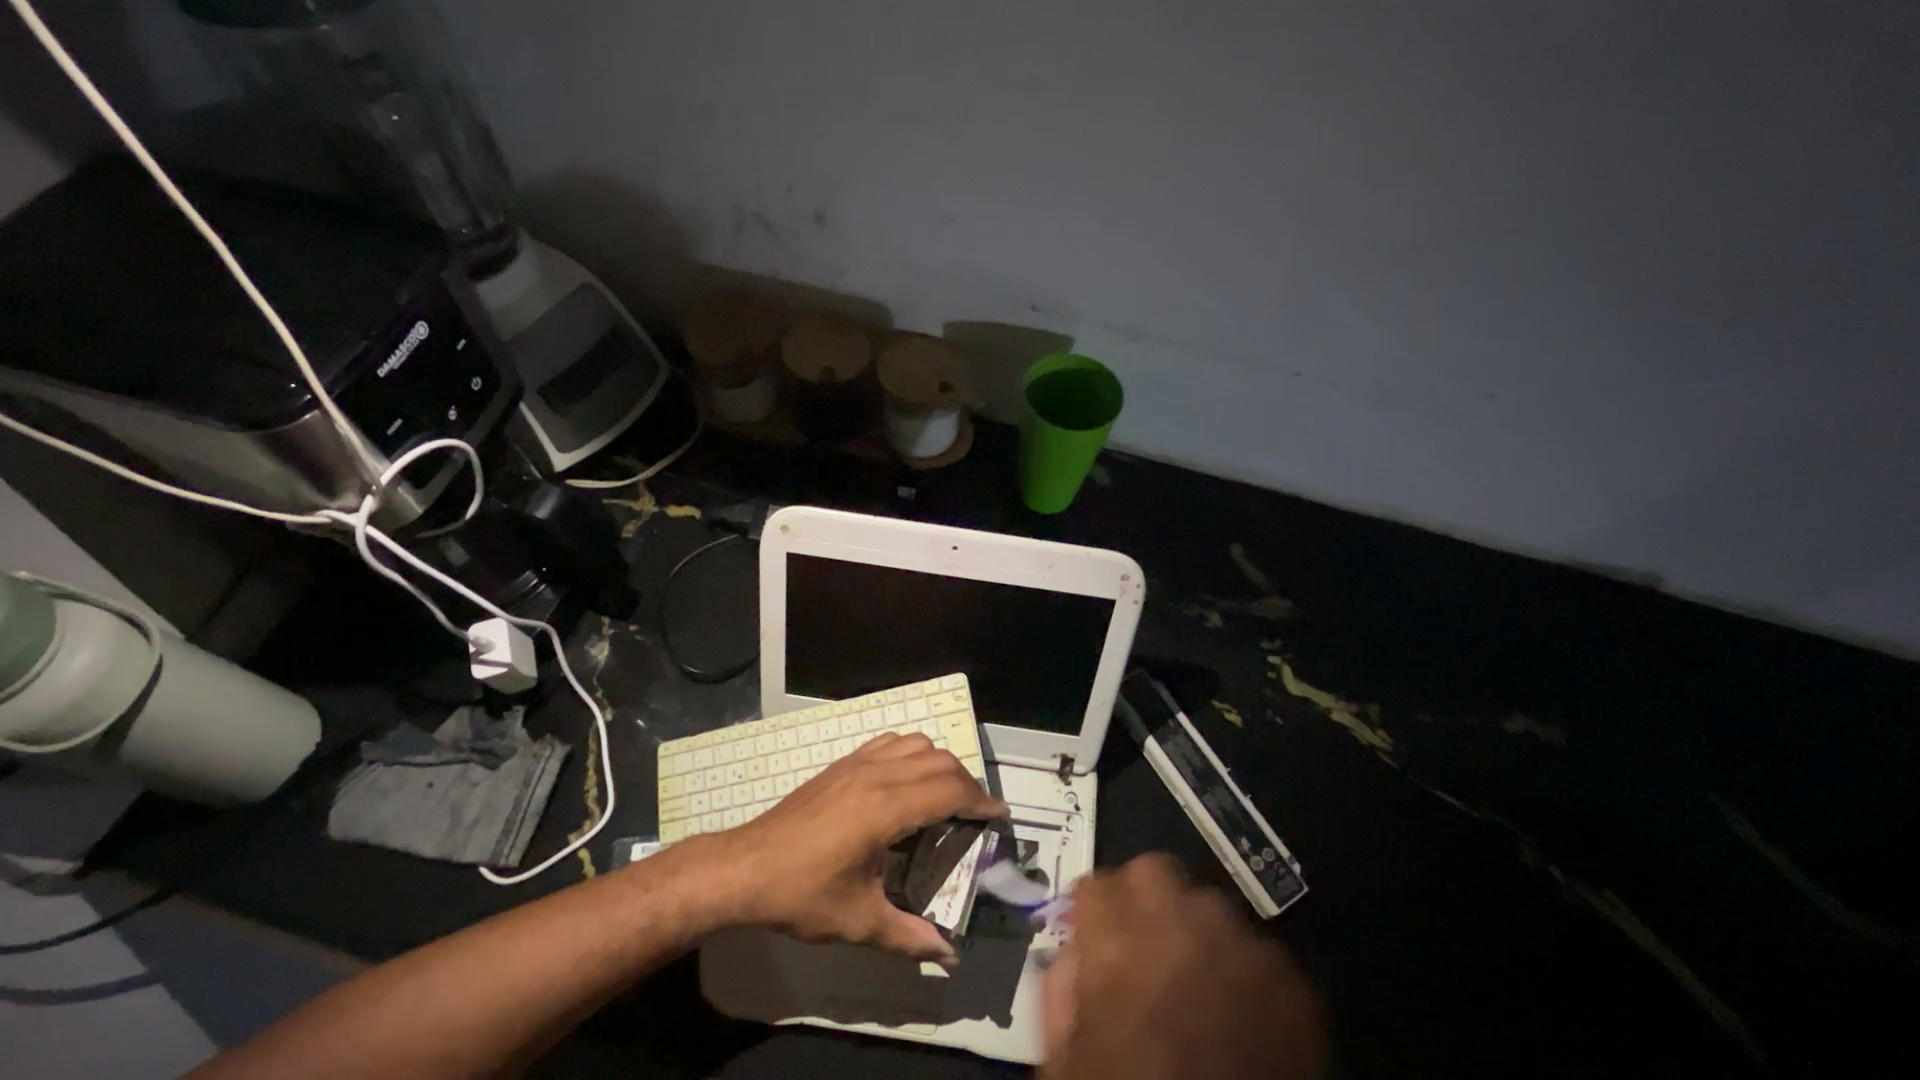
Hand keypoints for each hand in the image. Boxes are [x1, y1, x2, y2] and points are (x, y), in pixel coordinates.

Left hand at [708, 732, 1006, 965]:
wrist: (742, 870)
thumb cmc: (802, 894)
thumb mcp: (860, 921)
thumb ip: (910, 936)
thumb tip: (949, 957)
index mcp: (887, 807)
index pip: (950, 789)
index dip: (982, 802)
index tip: (1000, 818)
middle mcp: (876, 775)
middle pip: (940, 761)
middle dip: (967, 784)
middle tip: (976, 816)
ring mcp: (855, 765)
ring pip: (915, 744)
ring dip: (939, 764)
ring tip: (944, 798)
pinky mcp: (839, 766)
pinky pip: (888, 743)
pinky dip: (910, 754)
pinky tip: (905, 785)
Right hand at [1042, 855, 1325, 1079]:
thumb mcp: (1066, 1060)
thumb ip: (1062, 989)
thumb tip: (1076, 949)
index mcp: (1118, 950)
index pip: (1096, 884)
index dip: (1090, 910)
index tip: (1090, 933)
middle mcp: (1182, 932)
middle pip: (1154, 872)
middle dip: (1139, 899)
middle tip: (1138, 945)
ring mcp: (1245, 953)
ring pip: (1210, 906)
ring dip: (1193, 931)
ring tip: (1192, 981)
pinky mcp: (1294, 986)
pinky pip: (1258, 950)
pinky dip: (1241, 970)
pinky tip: (1236, 1015)